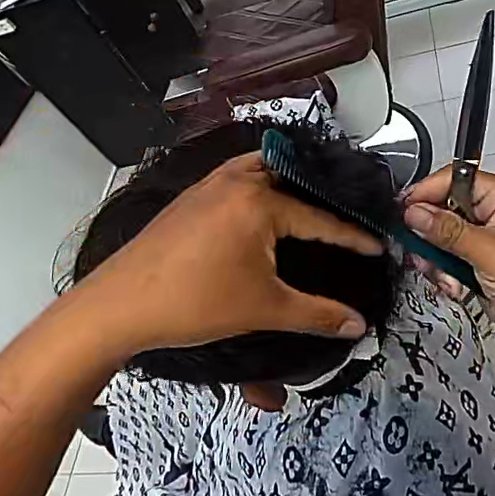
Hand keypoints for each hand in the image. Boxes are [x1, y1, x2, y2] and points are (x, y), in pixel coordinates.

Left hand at [50, 153, 383, 363]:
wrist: (115, 307)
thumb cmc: (194, 304)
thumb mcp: (264, 309)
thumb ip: (318, 314)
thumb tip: (360, 326)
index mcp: (260, 202)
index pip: (320, 219)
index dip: (353, 237)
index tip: (379, 245)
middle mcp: (236, 181)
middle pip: (292, 177)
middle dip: (321, 194)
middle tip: (347, 212)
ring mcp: (209, 185)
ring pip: (260, 169)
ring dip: (287, 181)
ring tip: (309, 200)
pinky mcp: (189, 197)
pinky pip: (236, 176)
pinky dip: (258, 183)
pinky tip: (260, 206)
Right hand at [401, 169, 494, 358]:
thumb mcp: (494, 254)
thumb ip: (450, 232)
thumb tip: (418, 213)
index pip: (456, 180)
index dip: (427, 194)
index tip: (406, 210)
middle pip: (444, 209)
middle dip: (432, 234)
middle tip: (426, 250)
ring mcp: (489, 240)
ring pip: (443, 238)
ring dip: (439, 259)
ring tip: (449, 274)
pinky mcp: (483, 264)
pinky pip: (450, 260)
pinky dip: (446, 274)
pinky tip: (457, 285)